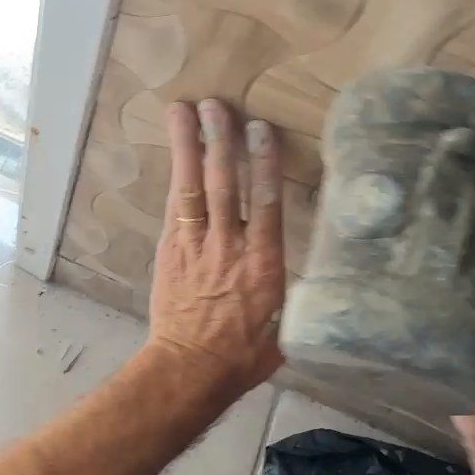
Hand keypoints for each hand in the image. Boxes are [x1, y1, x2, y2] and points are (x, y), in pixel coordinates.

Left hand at [147, 99, 285, 398]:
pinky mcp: (170, 250)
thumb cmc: (243, 354)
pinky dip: (177, 178)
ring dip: (188, 148)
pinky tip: (176, 155)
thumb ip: (290, 287)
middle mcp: (229, 247)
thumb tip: (304, 269)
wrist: (190, 368)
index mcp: (265, 264)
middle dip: (219, 142)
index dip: (264, 163)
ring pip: (193, 188)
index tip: (261, 130)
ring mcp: (195, 246)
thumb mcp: (283, 324)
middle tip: (215, 106)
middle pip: (225, 185)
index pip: (267, 203)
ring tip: (183, 112)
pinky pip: (175, 207)